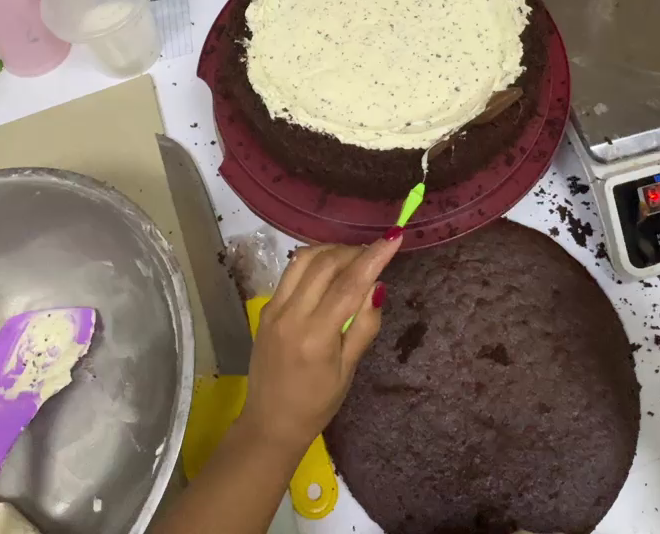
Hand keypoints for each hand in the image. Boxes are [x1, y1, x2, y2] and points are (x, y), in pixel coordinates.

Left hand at [239, 233, 402, 454]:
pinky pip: (291, 271)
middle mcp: (291, 315)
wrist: (270, 422)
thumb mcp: (349, 370)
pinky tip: (329, 268)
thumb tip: (377, 286)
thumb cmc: (317, 404)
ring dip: (332, 250)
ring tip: (354, 257)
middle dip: (354, 250)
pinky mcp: (266, 307)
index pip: (349, 284)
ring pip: (305, 259)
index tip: (394, 237)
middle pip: (326, 263)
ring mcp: (274, 308)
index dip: (374, 257)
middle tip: (375, 252)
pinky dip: (314, 261)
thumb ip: (364, 326)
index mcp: (316, 337)